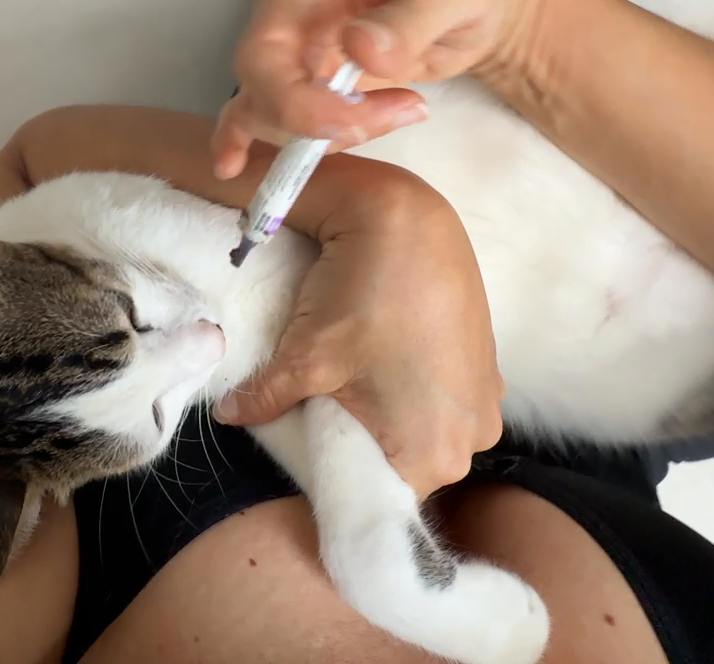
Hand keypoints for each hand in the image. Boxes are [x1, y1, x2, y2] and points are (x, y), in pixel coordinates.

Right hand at [212, 0, 542, 178]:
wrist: (481, 5)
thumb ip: (410, 17)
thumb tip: (358, 49)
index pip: (266, 52)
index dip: (302, 102)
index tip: (369, 117)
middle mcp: (283, 18)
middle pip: (260, 88)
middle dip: (317, 123)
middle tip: (397, 116)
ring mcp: (289, 52)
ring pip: (265, 111)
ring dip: (321, 135)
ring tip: (399, 111)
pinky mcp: (299, 84)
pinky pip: (256, 114)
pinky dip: (239, 140)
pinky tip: (228, 166)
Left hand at [213, 184, 504, 494]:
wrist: (409, 218)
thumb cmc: (362, 295)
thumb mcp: (305, 354)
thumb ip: (265, 399)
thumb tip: (229, 415)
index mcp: (434, 453)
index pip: (375, 495)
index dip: (333, 476)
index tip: (302, 453)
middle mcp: (474, 438)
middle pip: (397, 462)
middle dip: (352, 442)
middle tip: (311, 410)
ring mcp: (484, 399)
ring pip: (416, 427)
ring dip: (378, 412)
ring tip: (342, 376)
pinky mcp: (482, 365)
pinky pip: (435, 397)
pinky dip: (401, 387)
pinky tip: (374, 355)